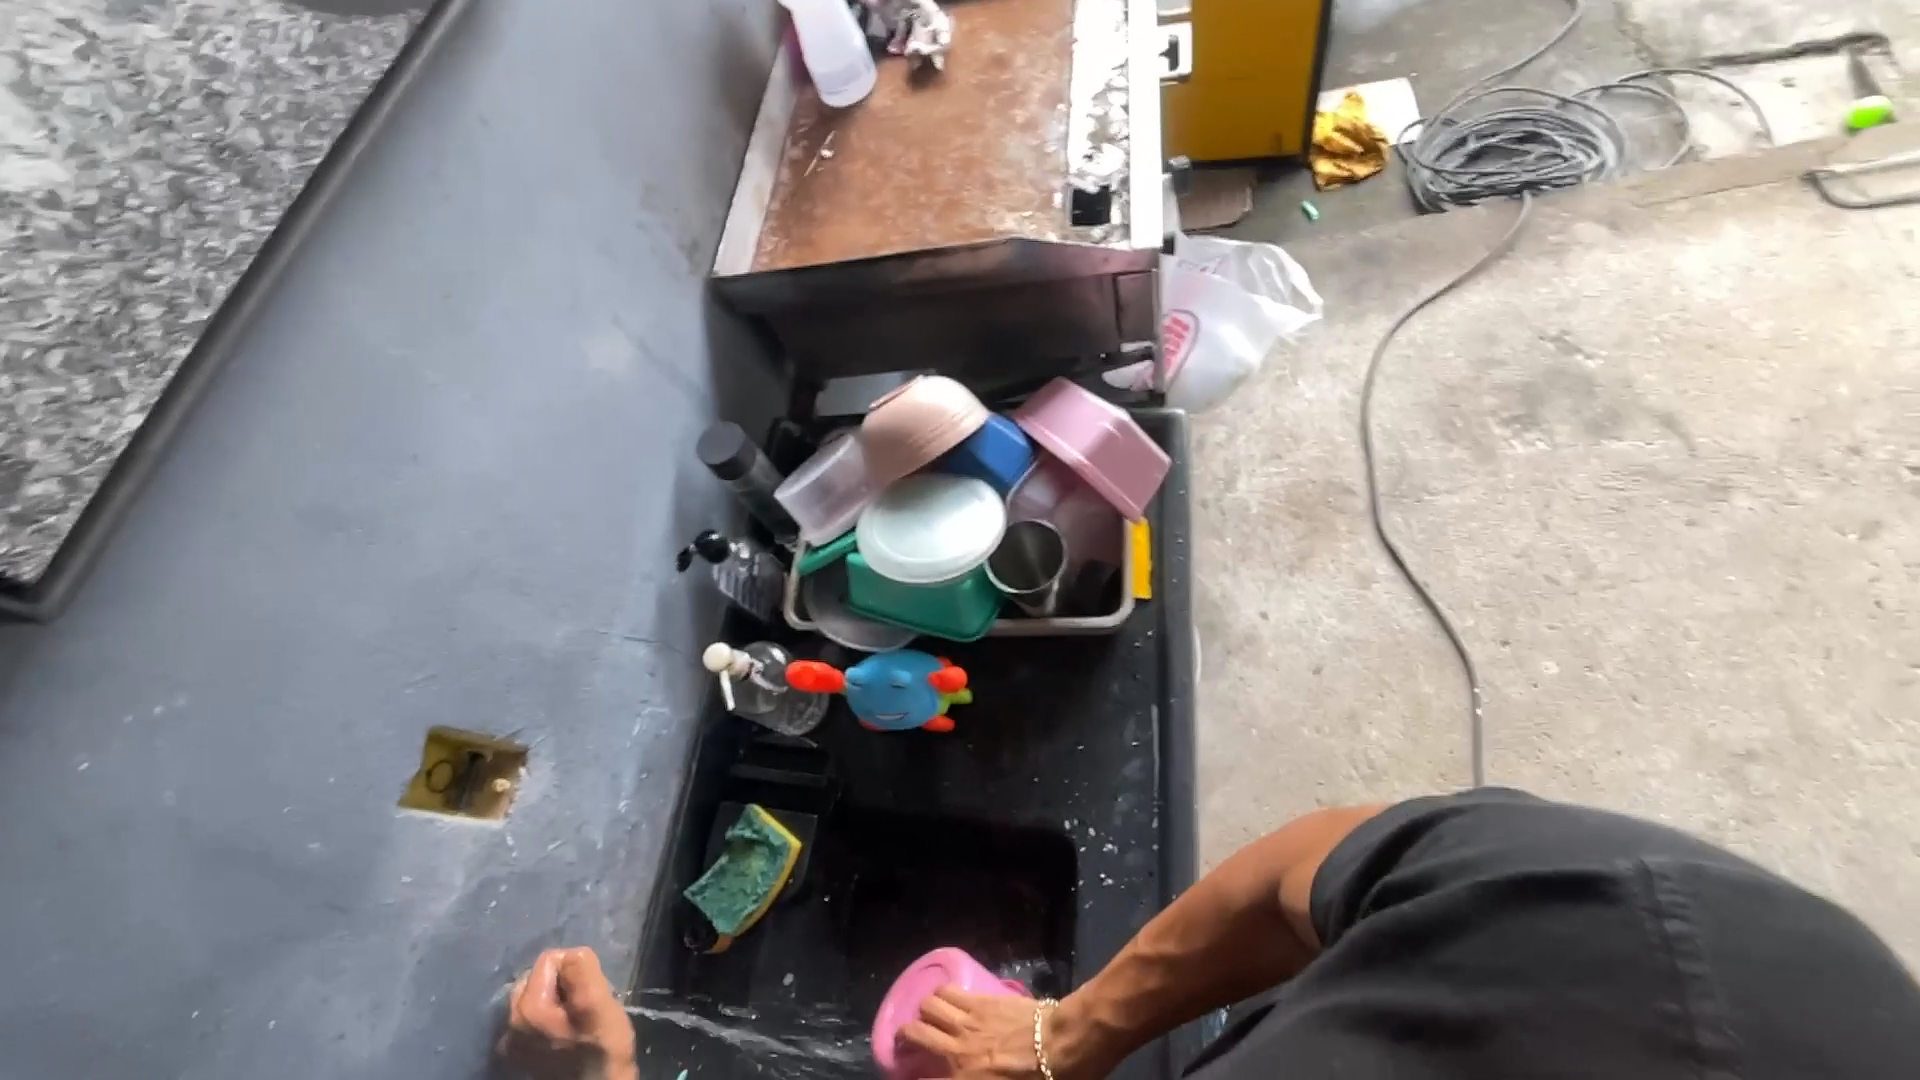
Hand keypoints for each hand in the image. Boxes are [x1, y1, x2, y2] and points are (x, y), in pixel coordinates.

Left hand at [497, 947, 637, 1079]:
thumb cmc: (601, 1047)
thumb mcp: (599, 1002)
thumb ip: (581, 969)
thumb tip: (570, 954)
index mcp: (526, 1009)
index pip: (550, 959)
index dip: (575, 968)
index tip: (589, 992)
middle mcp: (509, 1025)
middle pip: (536, 977)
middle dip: (561, 982)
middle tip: (582, 1004)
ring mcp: (510, 1043)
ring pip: (535, 997)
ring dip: (556, 999)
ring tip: (575, 1019)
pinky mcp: (518, 1054)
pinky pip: (531, 1018)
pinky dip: (548, 1017)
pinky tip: (564, 1032)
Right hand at [900, 988, 1111, 1079]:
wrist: (1063, 1047)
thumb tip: (962, 1072)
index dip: (913, 1076)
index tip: (912, 1074)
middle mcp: (957, 1048)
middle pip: (916, 1033)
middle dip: (905, 1036)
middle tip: (908, 1040)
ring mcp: (968, 1020)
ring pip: (930, 1004)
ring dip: (926, 1010)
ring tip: (931, 1016)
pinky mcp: (982, 1000)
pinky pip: (951, 991)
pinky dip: (943, 995)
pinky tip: (949, 1001)